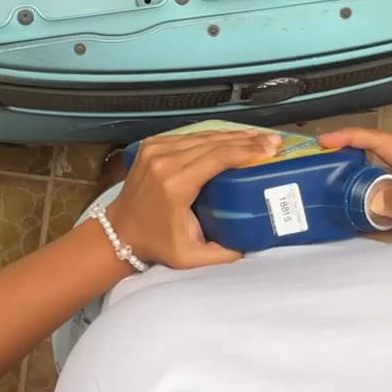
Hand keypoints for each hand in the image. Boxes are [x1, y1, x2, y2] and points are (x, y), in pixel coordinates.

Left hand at [103, 130, 281, 268]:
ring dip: (232, 135)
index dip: (247, 151)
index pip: (218, 158)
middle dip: (247, 140)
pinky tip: (231, 137)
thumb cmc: (156, 244)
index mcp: (176, 185)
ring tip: (258, 137)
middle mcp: (165, 161)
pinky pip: (188, 136)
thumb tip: (255, 244)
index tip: (270, 149)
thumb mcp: (191, 256)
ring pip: (202, 135)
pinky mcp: (151, 145)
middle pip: (214, 142)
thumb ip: (224, 254)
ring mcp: (156, 149)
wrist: (118, 231)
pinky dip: (212, 136)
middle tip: (273, 141)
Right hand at [318, 127, 391, 272]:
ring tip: (326, 209)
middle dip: (349, 171)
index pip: (384, 144)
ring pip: (383, 200)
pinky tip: (352, 236)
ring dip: (358, 202)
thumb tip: (369, 196)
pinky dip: (371, 227)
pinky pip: (390, 226)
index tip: (322, 141)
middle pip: (379, 170)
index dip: (353, 137)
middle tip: (317, 181)